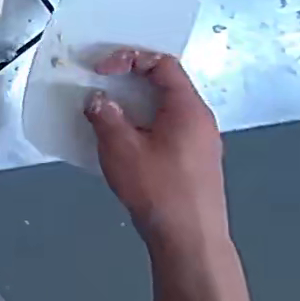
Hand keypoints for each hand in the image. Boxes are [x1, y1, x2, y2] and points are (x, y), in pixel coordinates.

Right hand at [83, 49, 227, 247]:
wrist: (190, 241)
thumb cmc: (159, 190)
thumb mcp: (121, 147)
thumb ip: (105, 115)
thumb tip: (98, 100)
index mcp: (188, 108)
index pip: (162, 64)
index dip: (129, 59)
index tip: (102, 71)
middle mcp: (200, 121)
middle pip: (166, 84)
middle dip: (129, 80)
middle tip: (102, 85)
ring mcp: (200, 143)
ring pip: (165, 109)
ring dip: (134, 105)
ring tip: (107, 113)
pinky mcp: (194, 163)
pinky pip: (166, 129)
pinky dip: (143, 125)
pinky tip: (123, 142)